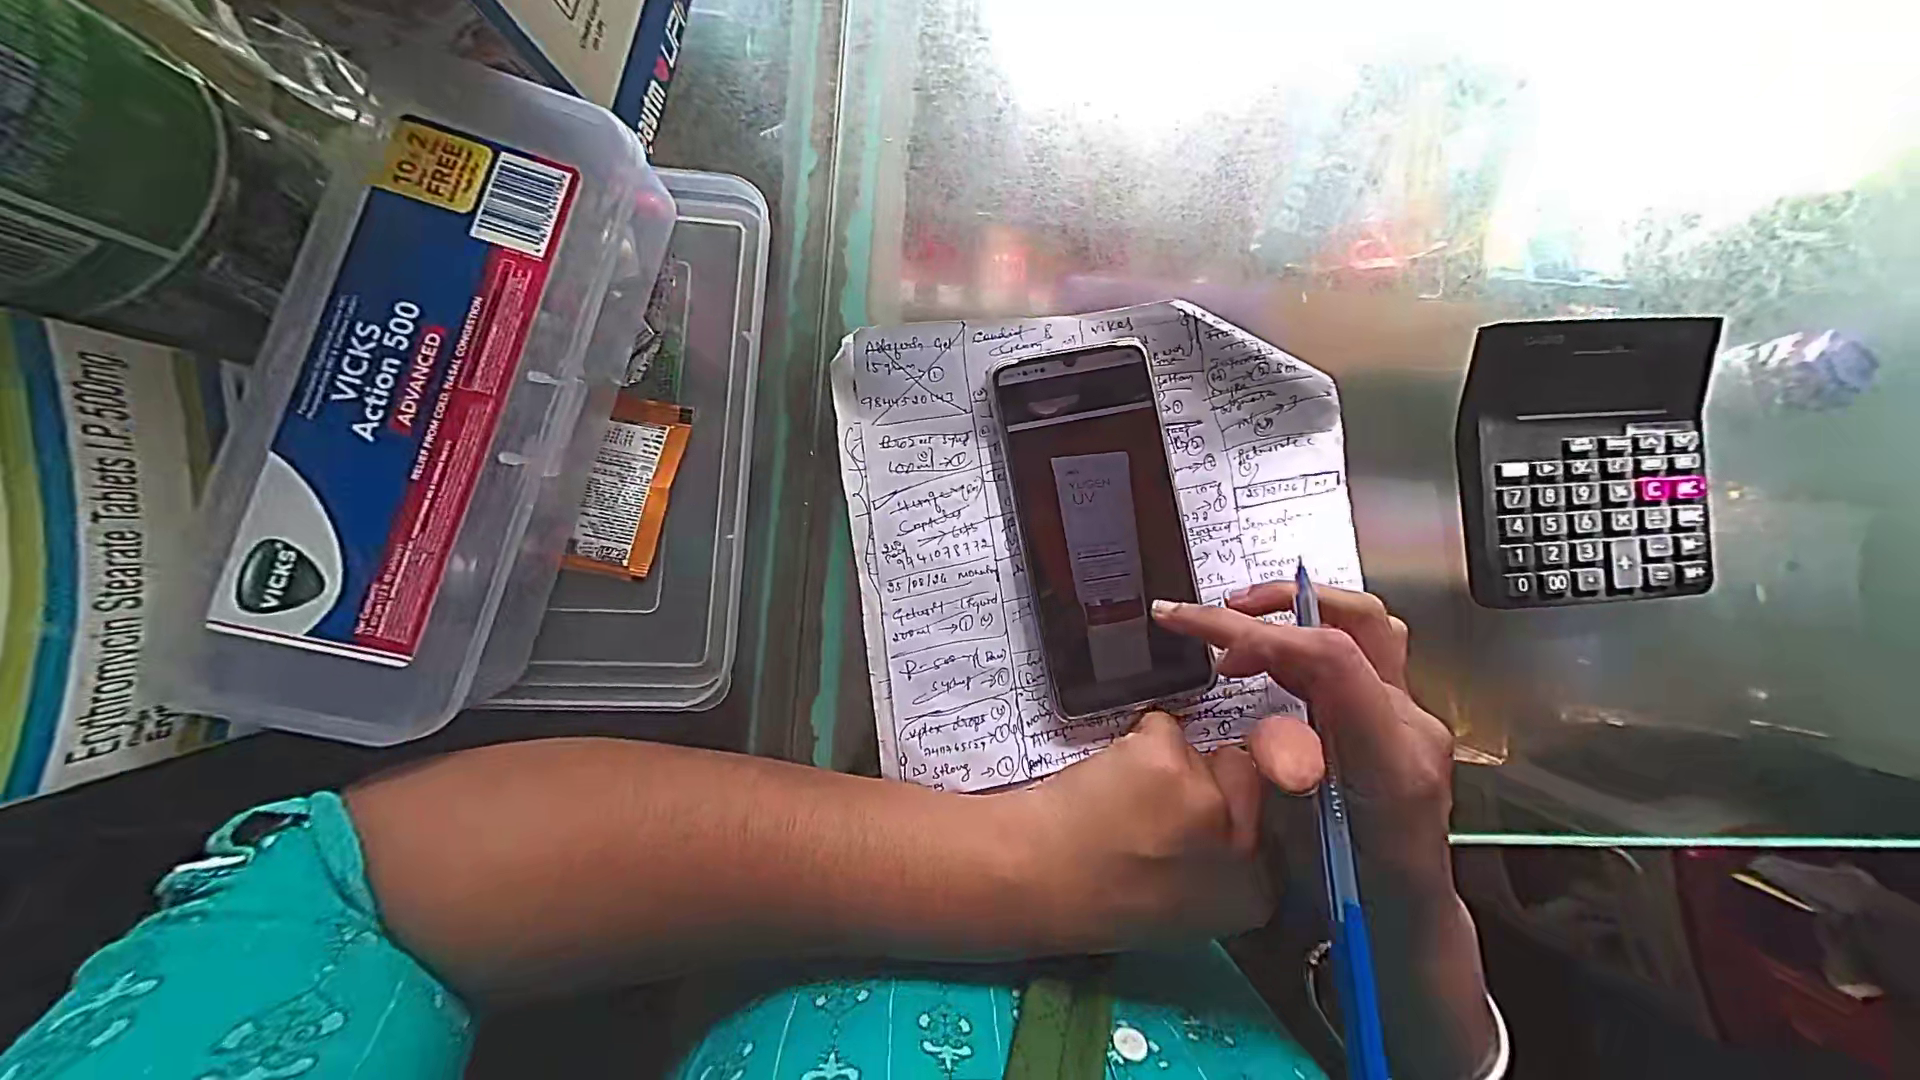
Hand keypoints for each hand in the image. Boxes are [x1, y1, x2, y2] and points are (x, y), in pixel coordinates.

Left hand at [1008, 710, 1274, 952]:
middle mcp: (1246, 846)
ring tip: (1122, 797)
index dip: (1230, 806)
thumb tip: (1219, 818)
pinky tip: (1107, 779)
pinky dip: (1134, 743)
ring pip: (1196, 747)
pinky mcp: (1167, 760)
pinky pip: (1159, 726)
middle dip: (1203, 774)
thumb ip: (1217, 864)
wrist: (1037, 878)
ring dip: (1161, 760)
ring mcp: (1206, 797)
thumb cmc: (1098, 896)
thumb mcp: (1183, 902)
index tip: (1197, 811)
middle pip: (1242, 770)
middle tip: (1153, 802)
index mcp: (1255, 891)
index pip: (1271, 820)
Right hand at [1151, 584, 1455, 876]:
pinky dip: (1301, 638)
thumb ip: (1287, 775)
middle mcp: (1408, 726)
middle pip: (1357, 620)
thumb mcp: (1306, 841)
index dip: (1256, 634)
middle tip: (1221, 612)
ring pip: (1361, 626)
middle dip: (1280, 601)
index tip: (1200, 634)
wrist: (1401, 914)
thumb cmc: (1353, 890)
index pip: (1329, 656)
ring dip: (1297, 610)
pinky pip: (1352, 650)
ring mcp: (1406, 717)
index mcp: (1391, 756)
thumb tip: (1267, 729)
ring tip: (1242, 624)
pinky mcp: (1389, 716)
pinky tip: (1266, 659)